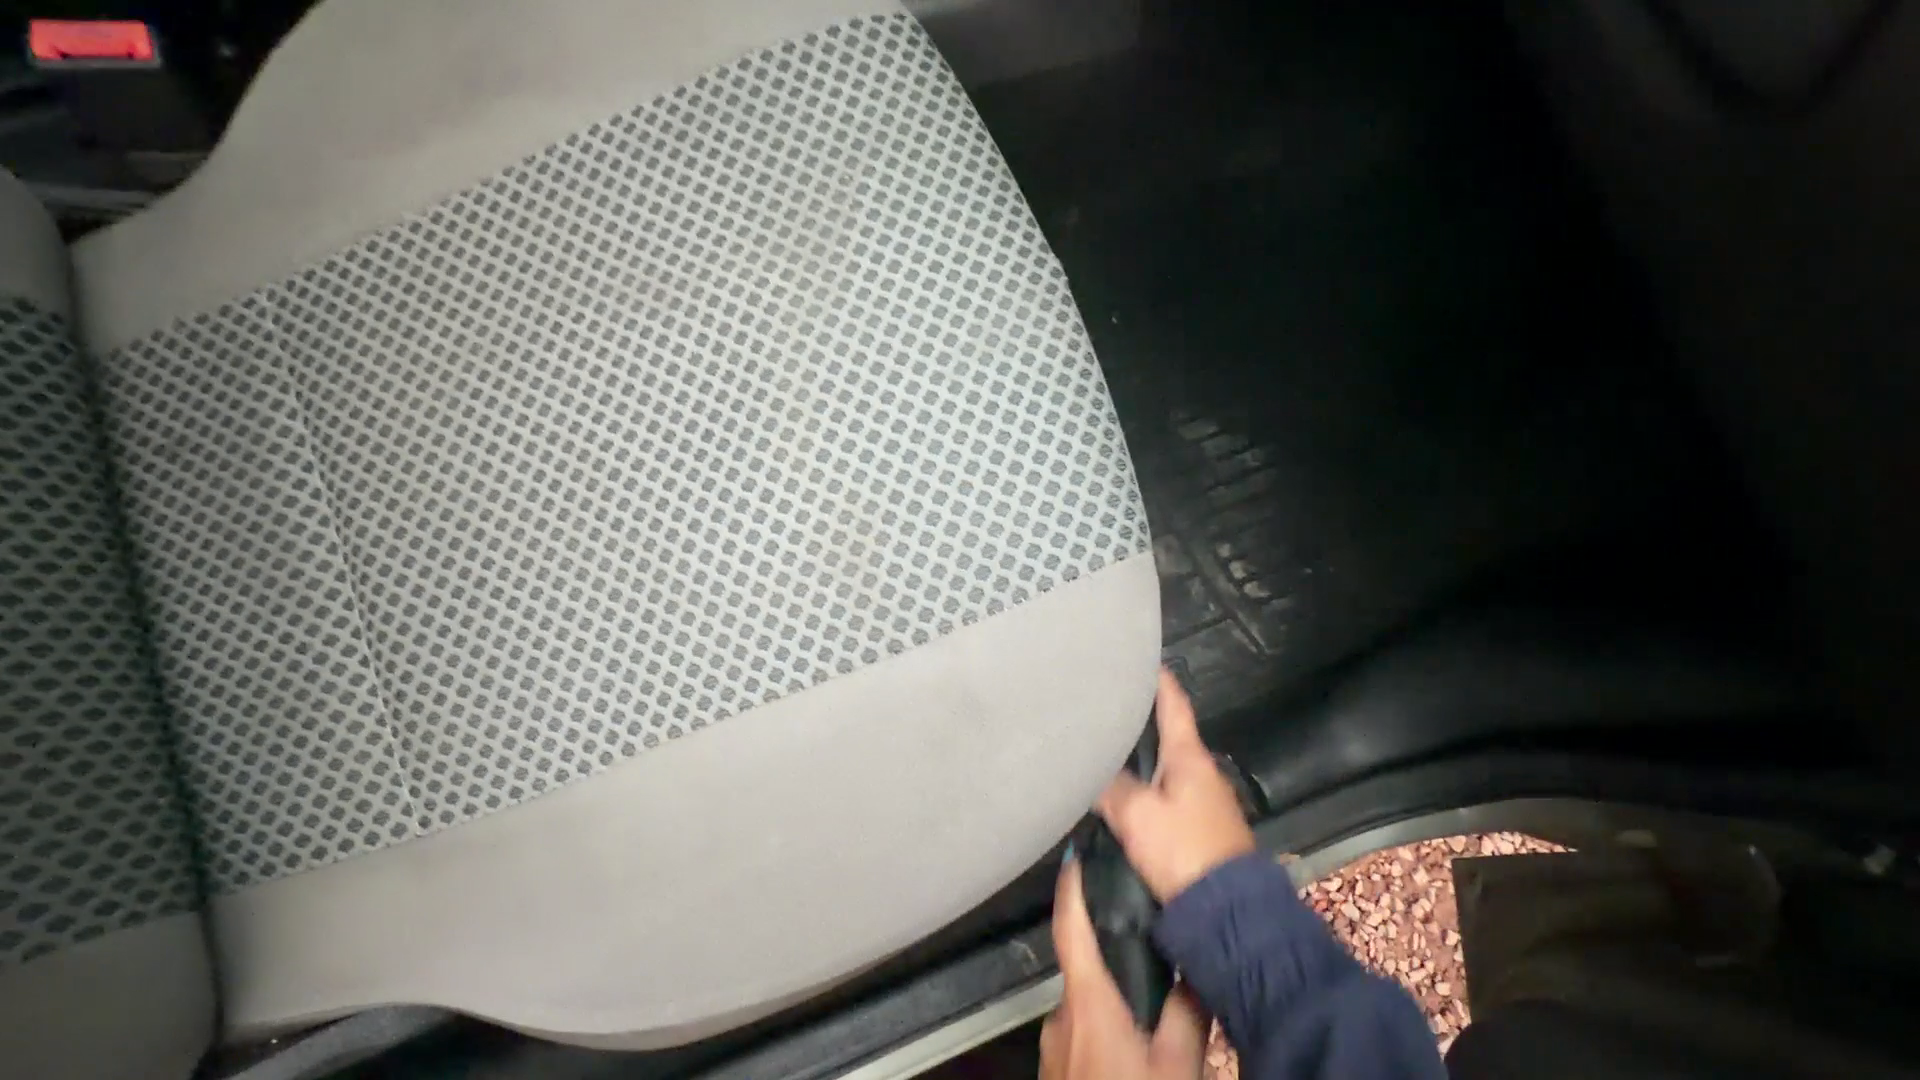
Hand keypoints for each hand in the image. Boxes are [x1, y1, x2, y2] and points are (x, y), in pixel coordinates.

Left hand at [1040, 858, 1208, 1079]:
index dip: (1072, 886)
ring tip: (1155, 998)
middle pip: (1084, 967)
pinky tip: (1137, 1049)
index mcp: (1087, 1004)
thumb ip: (1186, 1016)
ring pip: (1087, 1006)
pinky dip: (1106, 1029)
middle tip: (1154, 941)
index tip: (1079, 853)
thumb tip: (1194, 969)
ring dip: (1114, 999)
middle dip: (1114, 953)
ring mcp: (1054, 1050)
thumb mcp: (1178, 1070)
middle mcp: (1061, 1018)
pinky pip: (1082, 1036)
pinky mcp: (1057, 1074)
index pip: (1071, 927)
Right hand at [1097, 669, 1255, 901]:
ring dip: (1140, 754)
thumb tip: (1088, 771)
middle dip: (1139, 718)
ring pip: (1164, 765)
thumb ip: (1110, 787)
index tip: (1142, 658)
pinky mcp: (1198, 828)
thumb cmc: (1184, 849)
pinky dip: (1144, 783)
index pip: (1174, 705)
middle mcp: (1200, 771)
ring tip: (1105, 743)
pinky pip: (1164, 792)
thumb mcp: (1137, 814)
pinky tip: (1122, 788)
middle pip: (1167, 734)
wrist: (1227, 912)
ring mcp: (1202, 800)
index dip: (1159, 680)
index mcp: (1189, 757)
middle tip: (1105, 703)